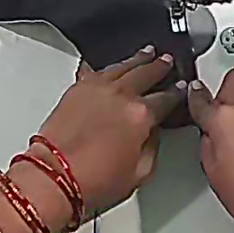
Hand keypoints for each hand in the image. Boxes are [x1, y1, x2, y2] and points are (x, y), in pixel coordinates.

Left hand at [34, 47, 182, 215]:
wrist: (54, 175)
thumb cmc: (91, 179)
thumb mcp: (139, 173)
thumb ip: (152, 147)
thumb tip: (152, 134)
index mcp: (141, 115)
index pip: (166, 98)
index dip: (176, 93)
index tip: (180, 89)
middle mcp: (120, 95)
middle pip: (146, 73)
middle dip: (159, 66)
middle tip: (166, 61)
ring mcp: (96, 88)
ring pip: (122, 65)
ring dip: (137, 59)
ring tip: (146, 53)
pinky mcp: (76, 89)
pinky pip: (94, 70)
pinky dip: (105, 66)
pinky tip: (108, 64)